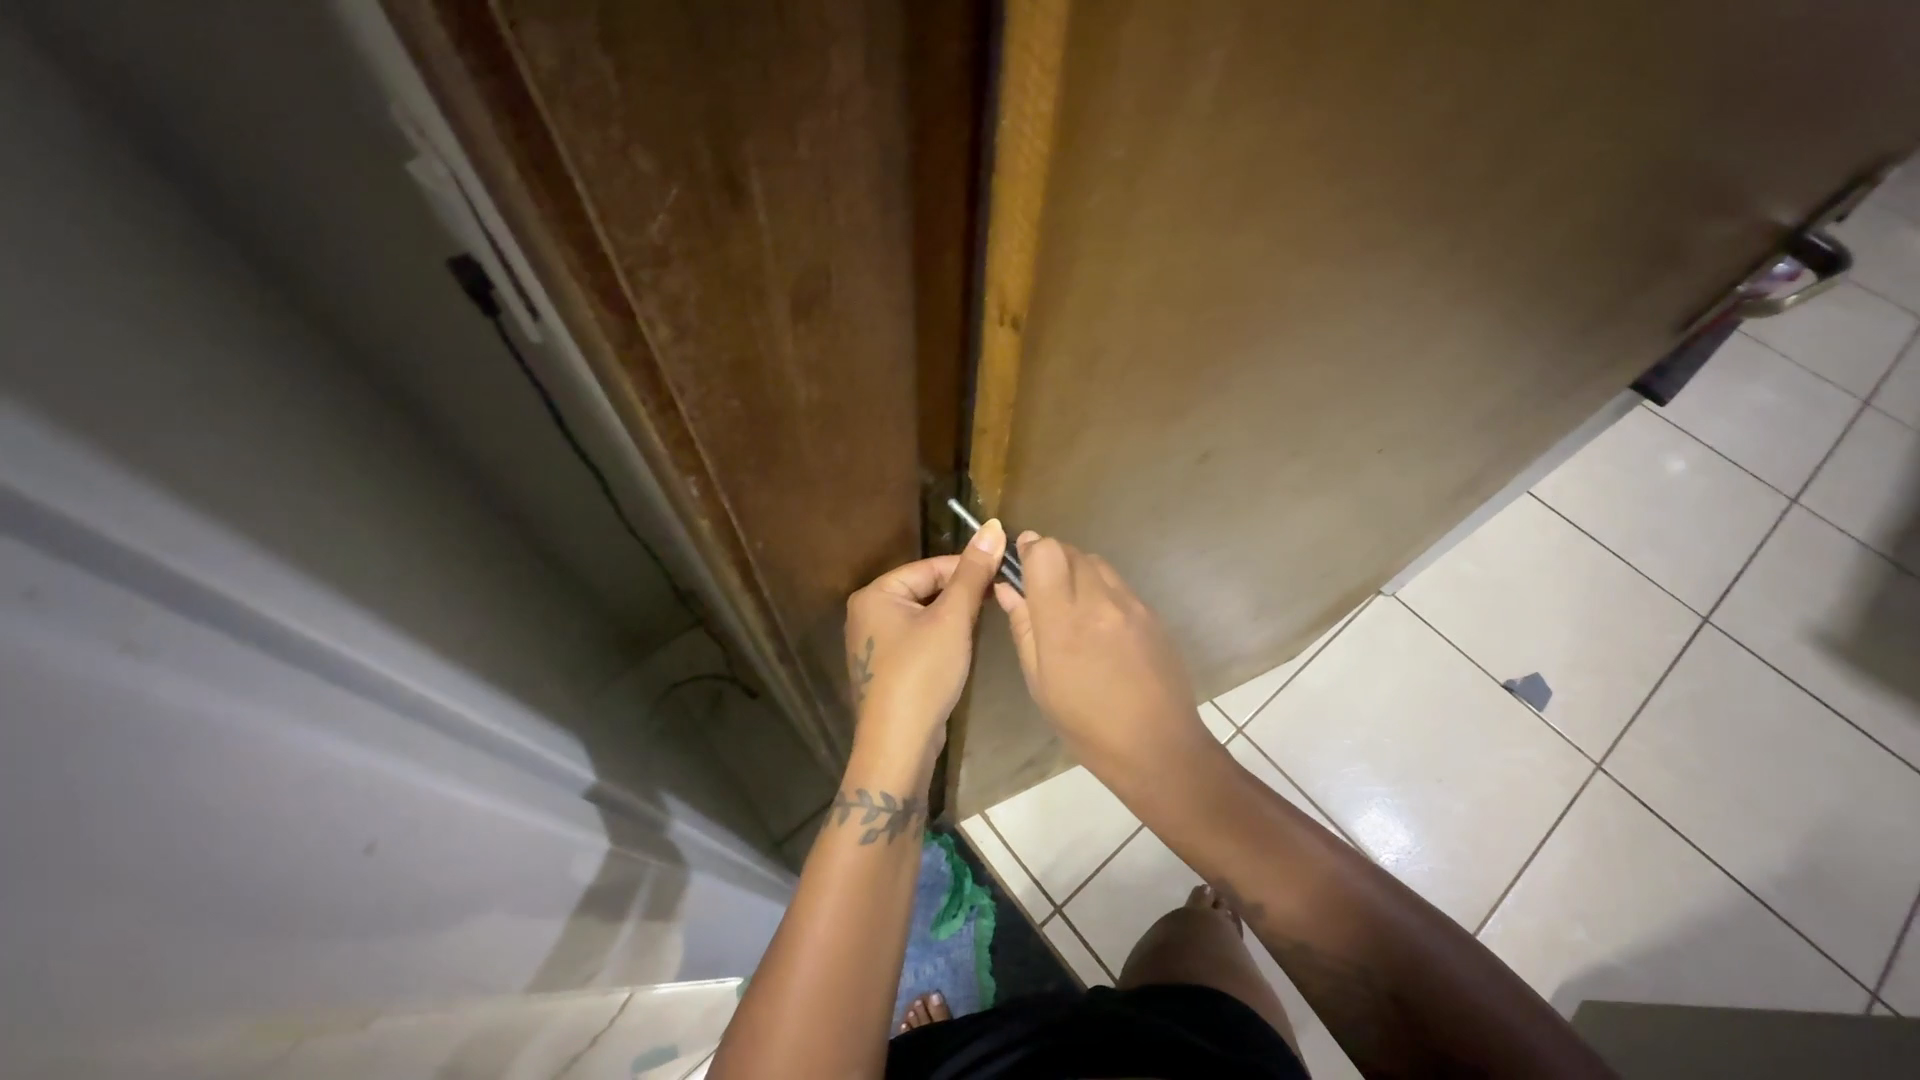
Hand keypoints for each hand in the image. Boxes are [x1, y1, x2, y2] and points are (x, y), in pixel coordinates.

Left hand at [844, 519, 1006, 768]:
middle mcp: (866, 614)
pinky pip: (917, 641)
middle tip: (996, 601)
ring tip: (983, 624)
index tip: (1002, 576)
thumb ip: (973, 573)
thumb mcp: (952, 619)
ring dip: (953, 619)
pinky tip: (962, 651)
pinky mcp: (884, 669)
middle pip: (924, 590)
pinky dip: (941, 640)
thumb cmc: (922, 673)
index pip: (929, 567)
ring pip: (923, 617)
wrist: (898, 743)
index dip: (967, 569)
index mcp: (875, 594)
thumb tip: (993, 526)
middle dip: (960, 595)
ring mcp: (873, 644)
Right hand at [994, 532, 1212, 782]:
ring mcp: (1132, 605)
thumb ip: (1024, 628)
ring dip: (1077, 571)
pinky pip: (1119, 585)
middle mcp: (1100, 603)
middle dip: (1051, 559)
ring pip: (1097, 563)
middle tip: (1041, 589)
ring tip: (1070, 606)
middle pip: (1070, 550)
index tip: (1021, 565)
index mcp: (1064, 623)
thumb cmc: (1086, 726)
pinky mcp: (1152, 614)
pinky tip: (1099, 625)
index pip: (1046, 552)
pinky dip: (1101, 590)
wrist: (1158, 747)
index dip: (1030, 550)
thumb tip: (1008, 588)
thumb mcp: (1040, 683)